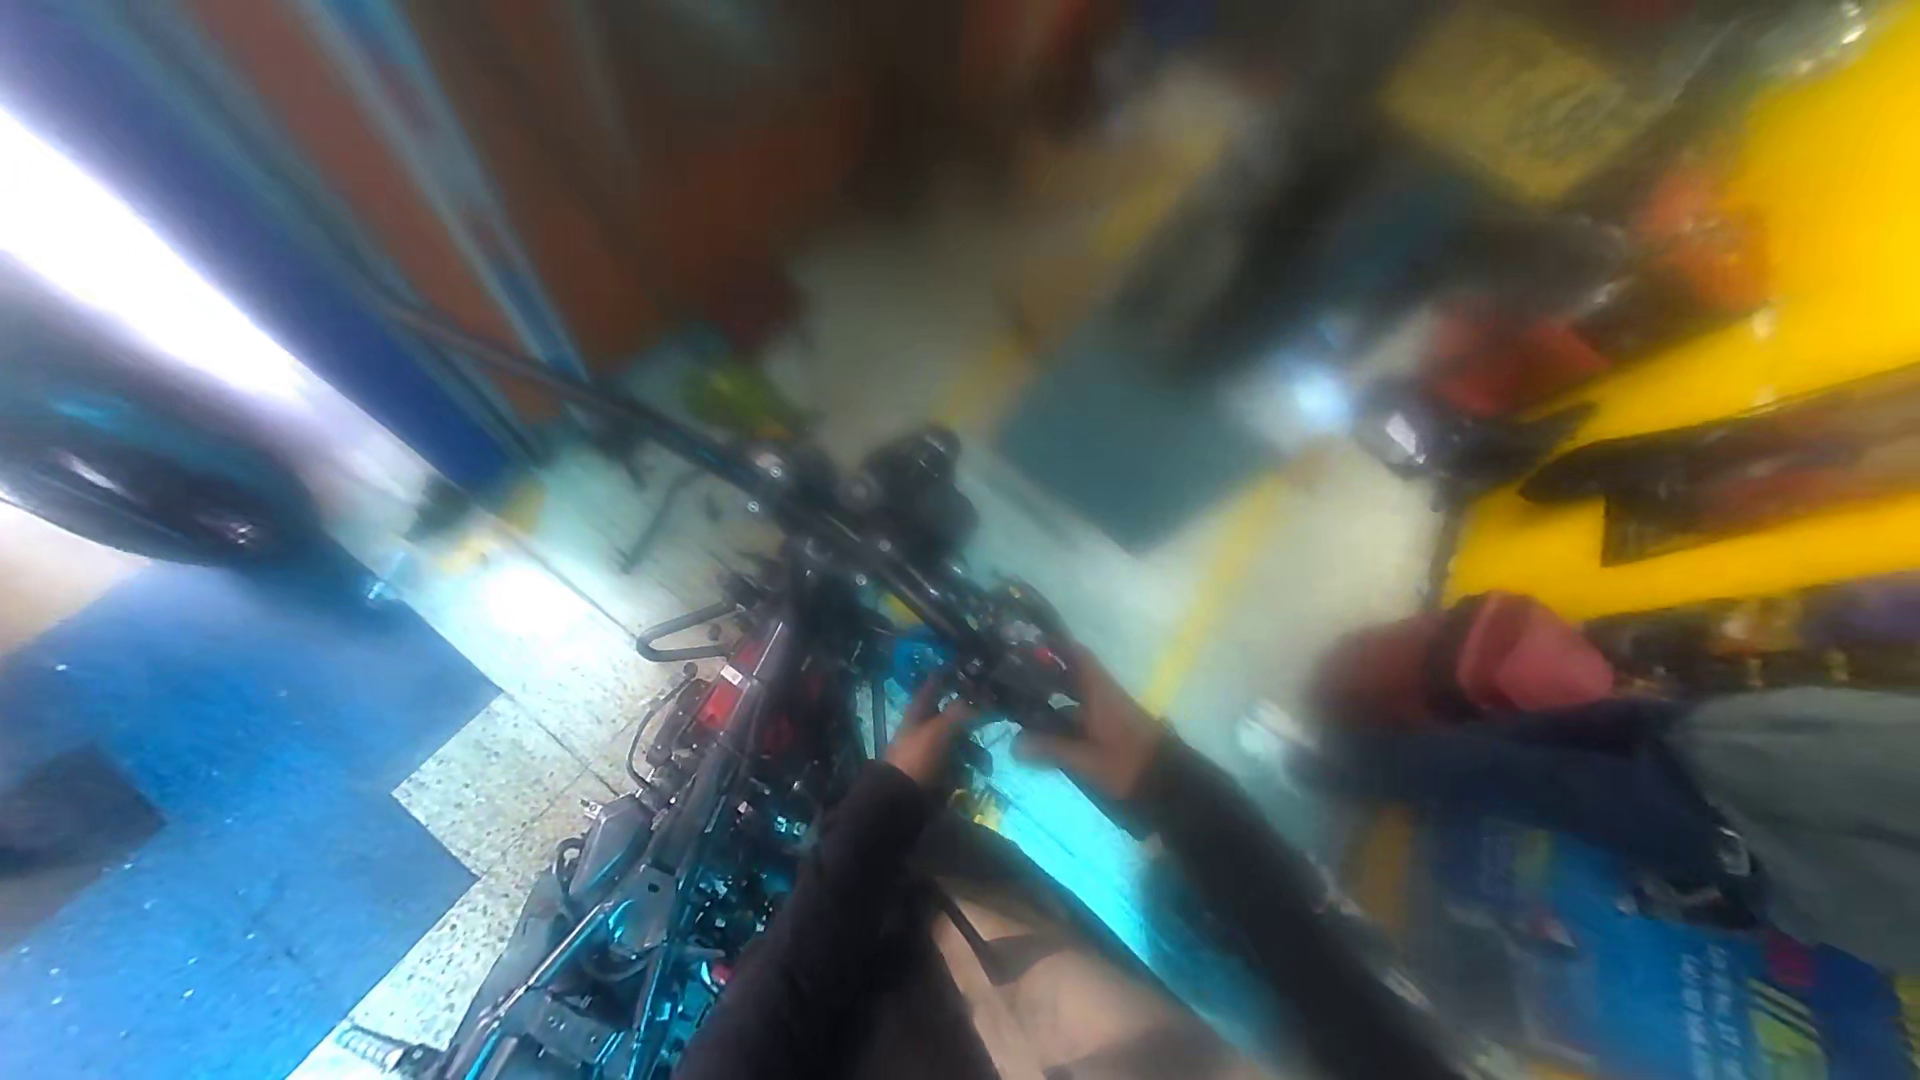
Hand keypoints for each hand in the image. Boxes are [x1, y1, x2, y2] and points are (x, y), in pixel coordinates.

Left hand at [884, 674, 977, 789]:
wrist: (902, 800)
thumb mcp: (942, 728)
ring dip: (976, 751)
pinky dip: (971, 767)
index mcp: (920, 708)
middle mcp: (927, 723)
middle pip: (956, 711)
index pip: (937, 681)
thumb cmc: (920, 756)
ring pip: (962, 740)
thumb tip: (985, 697)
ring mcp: (933, 747)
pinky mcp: (940, 769)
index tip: (977, 667)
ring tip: (985, 765)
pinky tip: (977, 774)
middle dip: (976, 716)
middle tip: (997, 715)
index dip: (954, 672)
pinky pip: (962, 762)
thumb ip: (963, 710)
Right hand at [1014, 642, 1164, 799]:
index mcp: (1099, 691)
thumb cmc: (1127, 762)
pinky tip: (1048, 728)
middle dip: (1049, 671)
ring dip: (1057, 693)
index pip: (1078, 656)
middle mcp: (1105, 694)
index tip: (1032, 640)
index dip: (1057, 645)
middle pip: (1075, 674)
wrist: (1169, 782)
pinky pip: (1084, 711)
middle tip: (1018, 672)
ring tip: (1026, 699)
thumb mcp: (1085, 758)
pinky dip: (1066, 713)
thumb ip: (1049, 749)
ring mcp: (1111, 712)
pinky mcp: (1114, 729)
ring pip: (1079, 694)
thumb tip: (1013, 744)